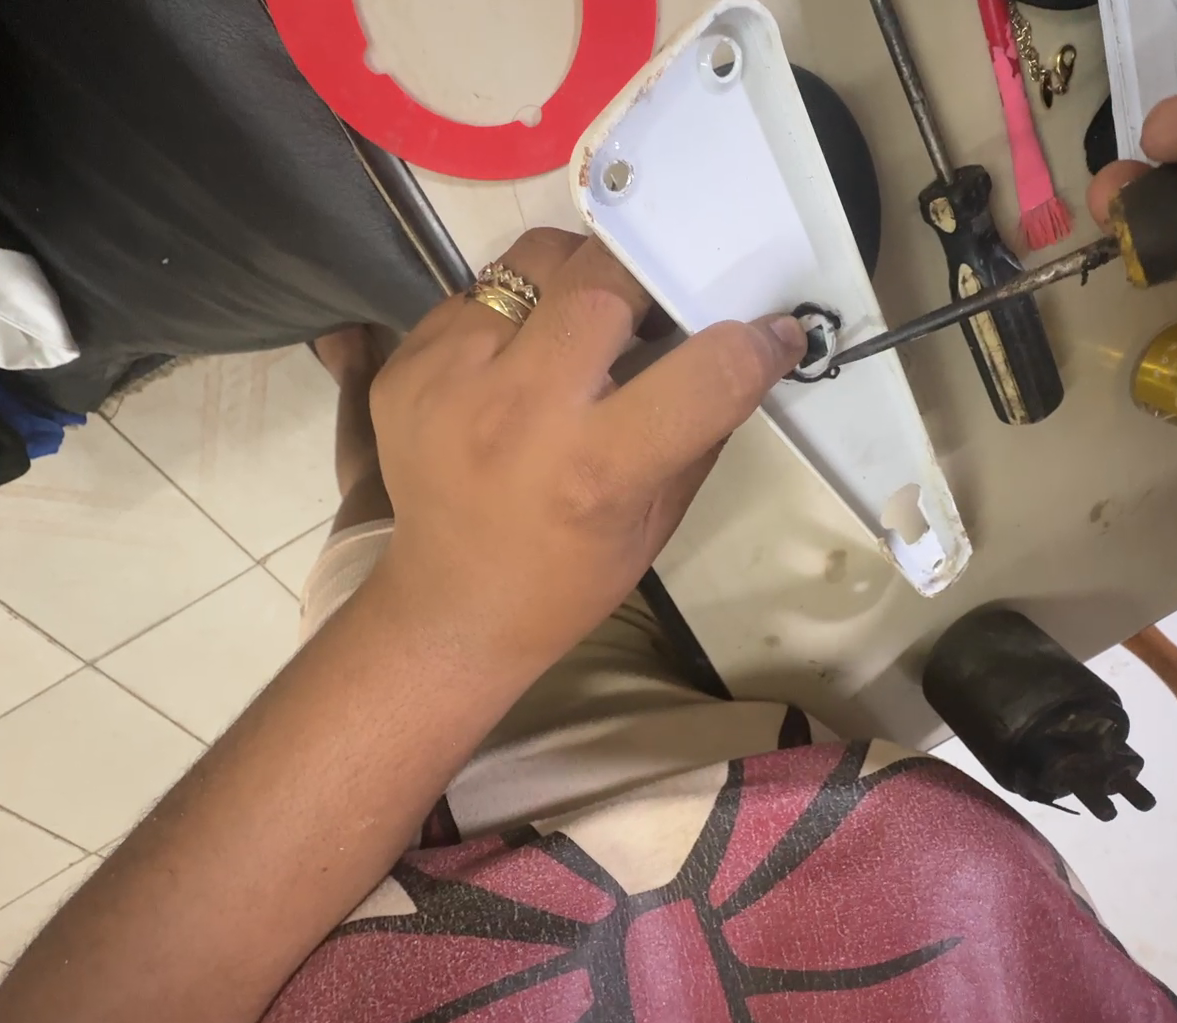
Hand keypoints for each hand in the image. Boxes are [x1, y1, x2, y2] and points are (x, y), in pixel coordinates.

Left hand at [362, 229, 805, 672]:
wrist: (453, 609)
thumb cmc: (568, 582)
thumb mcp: (657, 523)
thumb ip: (700, 431)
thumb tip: (740, 354)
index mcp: (595, 470)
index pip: (707, 371)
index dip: (755, 344)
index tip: (771, 334)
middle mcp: (518, 412)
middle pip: (604, 277)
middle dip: (649, 275)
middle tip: (659, 304)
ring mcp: (448, 380)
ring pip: (535, 260)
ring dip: (580, 277)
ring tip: (584, 323)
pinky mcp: (406, 366)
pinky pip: (480, 293)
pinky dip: (518, 311)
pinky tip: (519, 360)